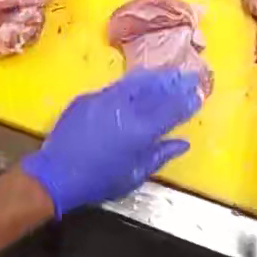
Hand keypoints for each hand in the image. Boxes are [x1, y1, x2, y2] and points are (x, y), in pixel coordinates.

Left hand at [22, 69, 202, 216]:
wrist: (56, 174)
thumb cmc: (98, 181)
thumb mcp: (133, 175)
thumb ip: (159, 156)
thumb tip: (182, 143)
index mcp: (140, 130)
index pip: (172, 108)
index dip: (188, 100)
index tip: (199, 94)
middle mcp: (125, 108)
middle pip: (156, 88)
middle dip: (176, 81)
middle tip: (191, 75)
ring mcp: (104, 99)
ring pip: (135, 82)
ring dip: (155, 77)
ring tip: (168, 74)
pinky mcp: (88, 98)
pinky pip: (115, 87)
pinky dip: (131, 85)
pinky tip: (137, 85)